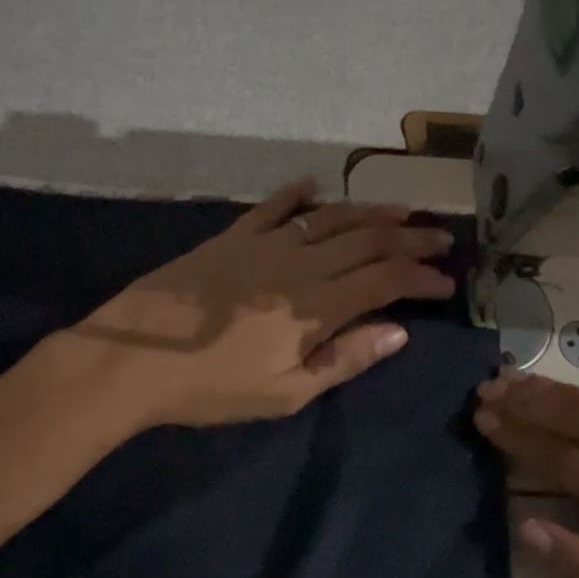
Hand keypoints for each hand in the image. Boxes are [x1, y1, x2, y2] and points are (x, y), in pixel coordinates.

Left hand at [67, 178, 456, 427]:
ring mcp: (263, 244)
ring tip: (401, 210)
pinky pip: (272, 207)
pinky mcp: (230, 238)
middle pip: (366, 241)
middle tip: (441, 237)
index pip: (384, 281)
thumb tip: (398, 333)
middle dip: (409, 238)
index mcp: (315, 306)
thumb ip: (343, 360)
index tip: (446, 281)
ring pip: (329, 218)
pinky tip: (315, 184)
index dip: (420, 277)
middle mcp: (298, 264)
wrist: (132, 357)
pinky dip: (297, 193)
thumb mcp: (284, 393)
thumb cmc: (210, 387)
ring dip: (369, 212)